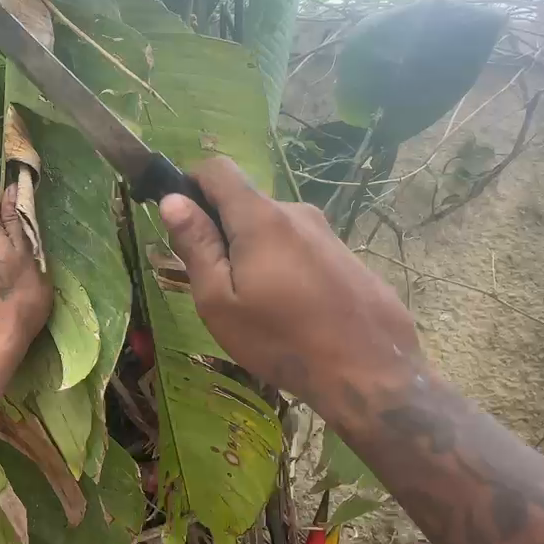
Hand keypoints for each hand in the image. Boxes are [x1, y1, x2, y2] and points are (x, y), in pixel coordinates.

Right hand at [158, 158, 420, 425]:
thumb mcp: (219, 300)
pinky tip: (287, 310)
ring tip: (250, 303)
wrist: (371, 374)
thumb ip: (196, 245)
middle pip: (244, 202)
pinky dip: (279, 265)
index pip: (218, 169)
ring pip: (271, 228)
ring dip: (250, 251)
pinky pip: (297, 247)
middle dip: (219, 230)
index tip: (181, 222)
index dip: (190, 184)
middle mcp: (296, 213)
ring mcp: (326, 233)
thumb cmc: (281, 340)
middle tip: (212, 283)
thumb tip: (172, 200)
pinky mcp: (345, 257)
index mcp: (260, 219)